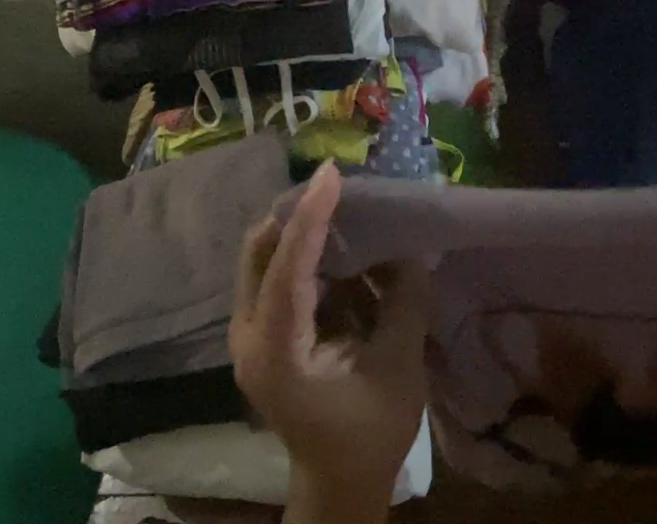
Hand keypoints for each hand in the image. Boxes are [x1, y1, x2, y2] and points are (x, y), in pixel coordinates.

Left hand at [229, 162, 428, 523]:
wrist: (338, 482)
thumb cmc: (370, 433)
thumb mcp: (399, 368)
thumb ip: (404, 301)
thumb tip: (409, 247)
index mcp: (276, 353)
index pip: (288, 269)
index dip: (311, 217)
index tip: (333, 175)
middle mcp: (247, 336)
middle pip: (260, 250)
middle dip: (298, 213)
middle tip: (343, 189)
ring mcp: (248, 333)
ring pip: (264, 256)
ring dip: (303, 230)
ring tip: (349, 209)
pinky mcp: (261, 332)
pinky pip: (277, 273)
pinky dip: (307, 252)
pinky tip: (345, 247)